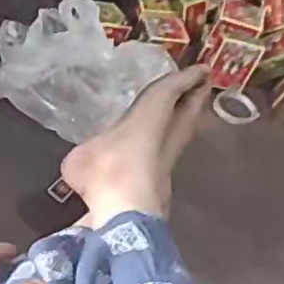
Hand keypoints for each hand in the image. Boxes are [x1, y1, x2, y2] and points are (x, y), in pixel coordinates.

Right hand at [60, 65, 213, 222]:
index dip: (185, 79)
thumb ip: (87, 154)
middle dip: (196, 99)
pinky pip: (166, 162)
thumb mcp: (80, 157)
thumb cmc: (105, 170)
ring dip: (183, 127)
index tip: (200, 70)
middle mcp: (166, 138)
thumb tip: (85, 166)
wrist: (124, 214)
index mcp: (150, 116)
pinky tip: (152, 157)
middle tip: (203, 87)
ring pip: (181, 139)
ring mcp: (167, 166)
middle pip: (189, 114)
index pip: (170, 91)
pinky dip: (164, 153)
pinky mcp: (162, 191)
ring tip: (180, 118)